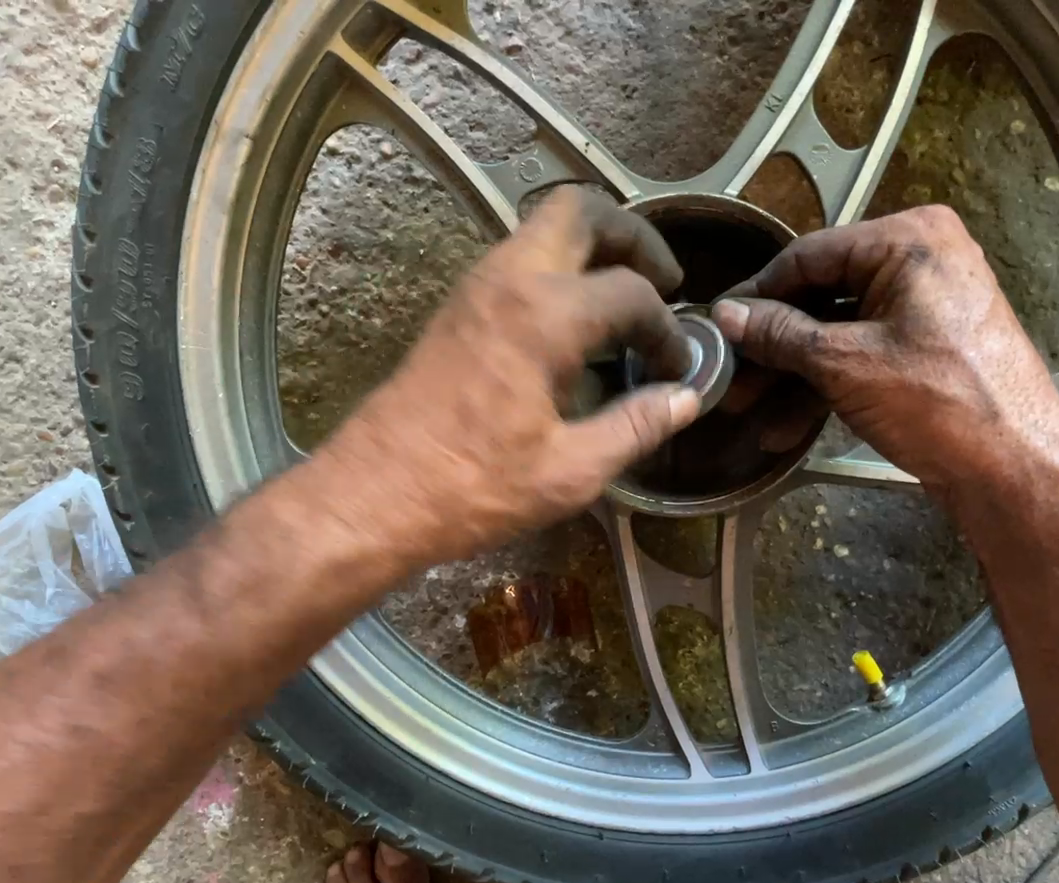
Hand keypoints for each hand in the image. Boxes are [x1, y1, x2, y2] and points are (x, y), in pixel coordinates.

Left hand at [314, 187, 700, 567]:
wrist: (374, 494)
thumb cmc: (474, 487)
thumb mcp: (570, 470)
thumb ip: (635, 427)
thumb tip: (684, 399)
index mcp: (546, 315)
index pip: (632, 292)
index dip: (666, 329)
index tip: (677, 369)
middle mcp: (510, 280)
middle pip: (582, 212)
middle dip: (632, 237)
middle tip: (664, 283)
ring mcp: (476, 288)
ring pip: (544, 228)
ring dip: (592, 248)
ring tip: (624, 301)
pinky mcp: (456, 309)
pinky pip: (519, 260)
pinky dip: (559, 271)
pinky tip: (575, 326)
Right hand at [711, 205, 1058, 491]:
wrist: (1014, 465)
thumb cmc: (935, 400)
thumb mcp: (843, 363)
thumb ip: (779, 334)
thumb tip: (723, 315)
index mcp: (906, 240)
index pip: (807, 256)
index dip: (756, 295)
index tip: (715, 328)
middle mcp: (917, 260)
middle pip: (819, 296)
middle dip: (771, 345)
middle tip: (730, 378)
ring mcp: (922, 307)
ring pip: (835, 331)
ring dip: (790, 375)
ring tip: (746, 411)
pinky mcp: (923, 348)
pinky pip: (859, 354)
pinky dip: (824, 386)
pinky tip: (784, 428)